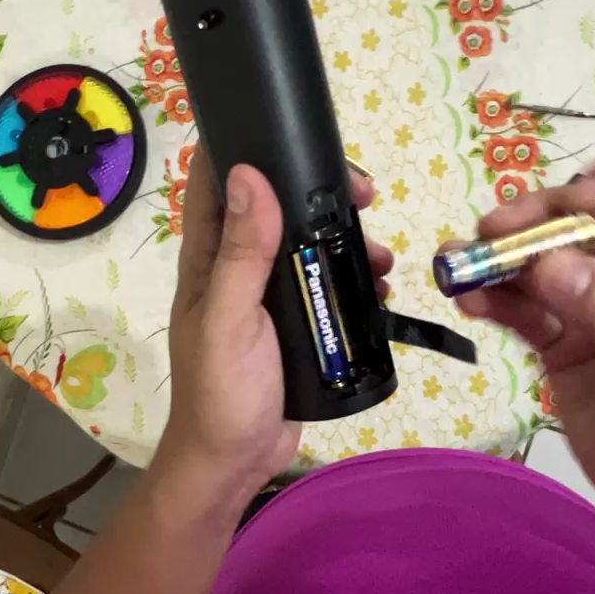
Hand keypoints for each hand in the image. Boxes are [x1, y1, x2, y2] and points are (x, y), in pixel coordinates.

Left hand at [154, 151, 390, 507]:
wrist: (237, 460)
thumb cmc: (222, 391)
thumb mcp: (229, 318)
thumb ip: (241, 252)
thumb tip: (249, 173)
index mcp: (210, 259)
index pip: (218, 183)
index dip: (249, 148)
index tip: (296, 133)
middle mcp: (238, 268)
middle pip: (278, 208)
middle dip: (320, 193)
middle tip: (365, 195)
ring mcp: (269, 296)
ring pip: (309, 246)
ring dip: (346, 239)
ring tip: (384, 254)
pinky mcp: (298, 323)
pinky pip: (328, 286)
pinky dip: (355, 278)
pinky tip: (383, 287)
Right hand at [448, 154, 594, 541]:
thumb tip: (546, 265)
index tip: (575, 200)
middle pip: (585, 221)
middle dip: (538, 220)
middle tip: (491, 231)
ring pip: (542, 264)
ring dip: (500, 259)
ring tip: (457, 263)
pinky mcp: (561, 343)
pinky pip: (522, 311)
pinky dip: (493, 303)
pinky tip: (467, 304)